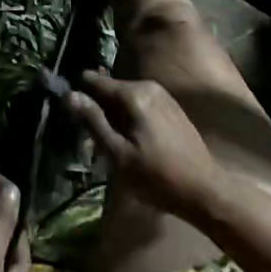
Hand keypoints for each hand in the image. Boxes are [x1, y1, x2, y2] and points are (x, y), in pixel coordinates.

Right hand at [64, 71, 224, 216]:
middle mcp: (149, 86)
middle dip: (98, 107)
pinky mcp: (172, 108)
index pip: (94, 80)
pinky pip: (141, 104)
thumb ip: (93, 121)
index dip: (78, 93)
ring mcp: (163, 95)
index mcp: (134, 94)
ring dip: (114, 114)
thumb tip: (69, 94)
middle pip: (111, 89)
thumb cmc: (157, 176)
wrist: (204, 191)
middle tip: (89, 137)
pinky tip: (129, 140)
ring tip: (108, 142)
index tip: (66, 108)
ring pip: (126, 98)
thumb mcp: (118, 154)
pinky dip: (130, 117)